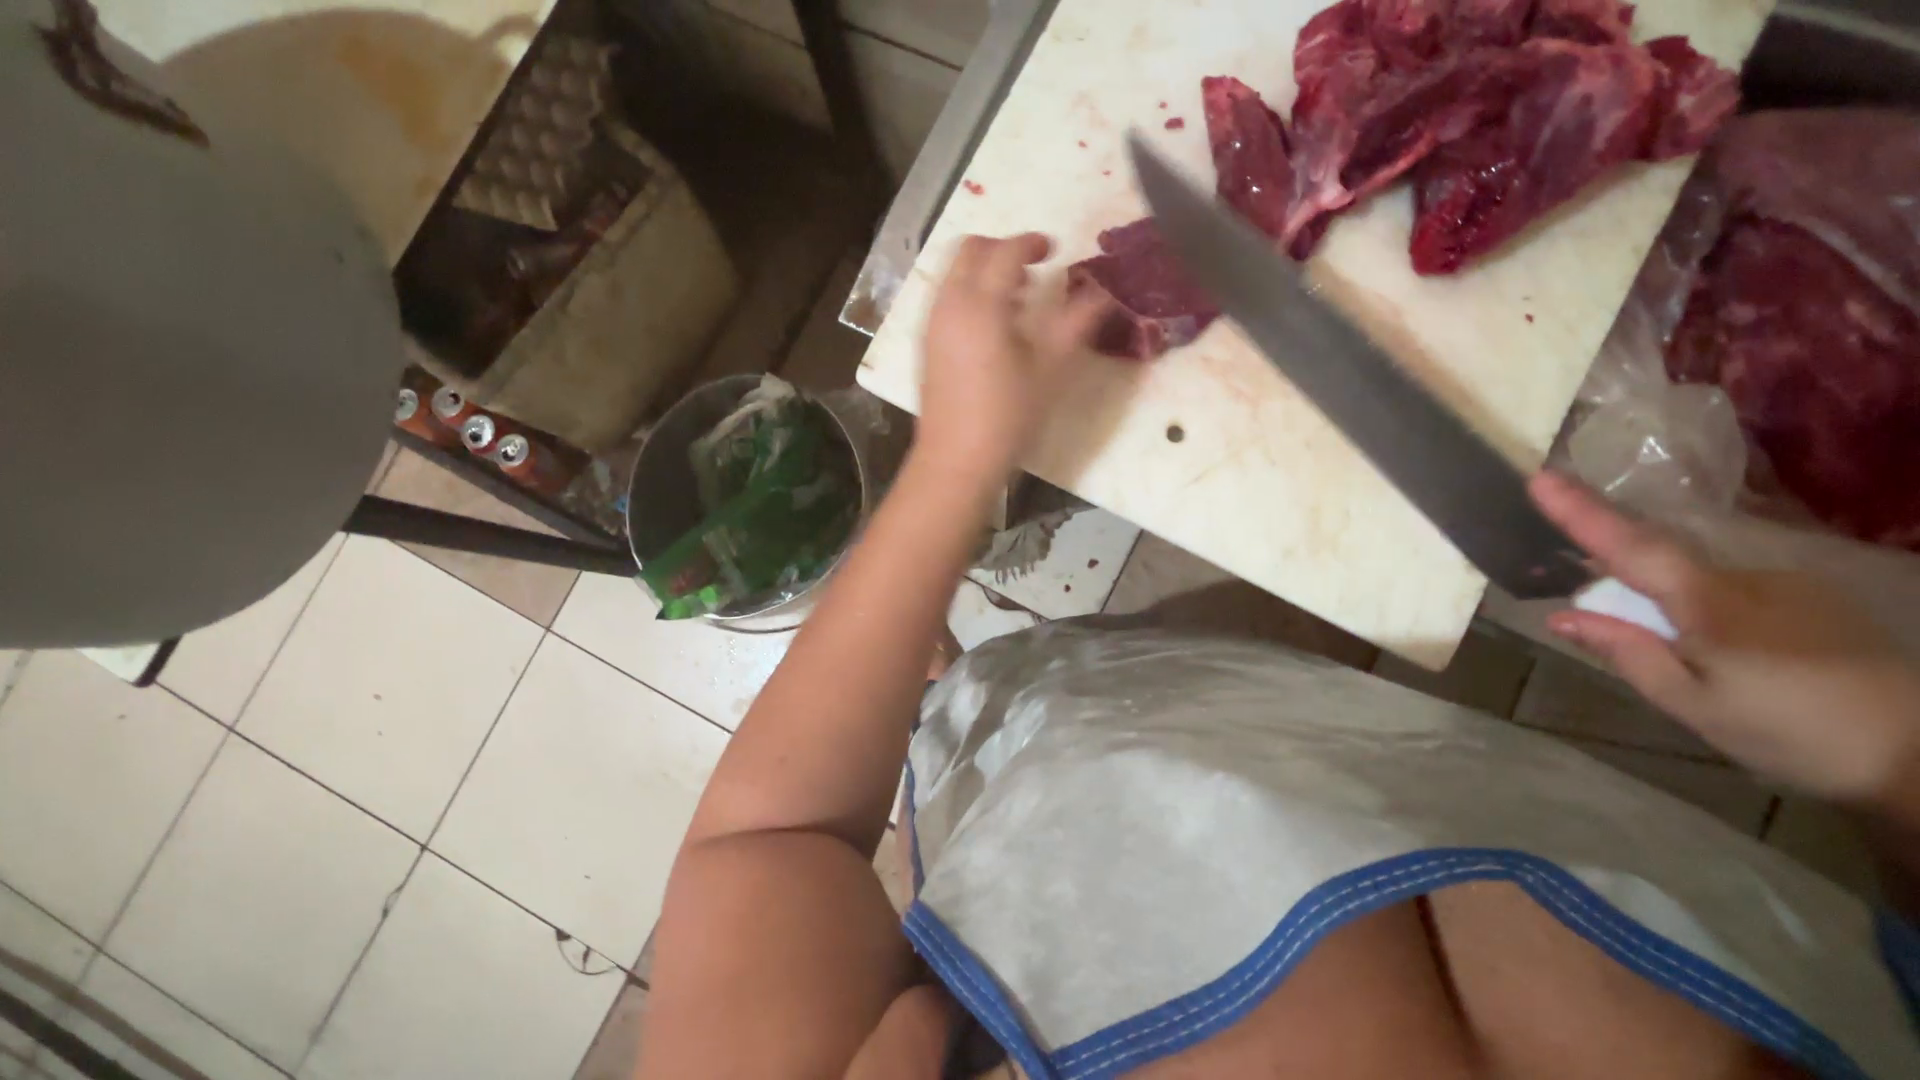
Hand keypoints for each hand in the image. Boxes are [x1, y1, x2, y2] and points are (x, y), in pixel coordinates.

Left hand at [914, 233, 1108, 488]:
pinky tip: (995, 326)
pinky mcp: (926, 344)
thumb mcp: (1051, 369)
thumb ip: (1077, 322)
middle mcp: (949, 303)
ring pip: (954, 272)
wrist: (955, 459)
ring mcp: (932, 323)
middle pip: (970, 249)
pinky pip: (946, 297)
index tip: (1056, 251)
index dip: (1033, 243)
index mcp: (981, 303)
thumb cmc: (1007, 416)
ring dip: (985, 270)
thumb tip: (1103, 292)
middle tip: (1034, 267)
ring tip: (1018, 298)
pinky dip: (970, 292)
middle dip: (1003, 248)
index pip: (1006, 251)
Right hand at [1532, 471, 1919, 811]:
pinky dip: (1711, 615)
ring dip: (1673, 609)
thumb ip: (1626, 653)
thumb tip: (1563, 617)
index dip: (1583, 513)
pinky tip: (1736, 661)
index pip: (1631, 547)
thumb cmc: (1791, 734)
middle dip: (1621, 580)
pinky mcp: (1816, 599)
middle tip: (1601, 620)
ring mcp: (1789, 584)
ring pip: (1700, 584)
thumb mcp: (1692, 704)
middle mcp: (1749, 578)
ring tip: (1694, 666)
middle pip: (1661, 564)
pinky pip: (1735, 594)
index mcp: (1712, 603)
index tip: (1540, 478)